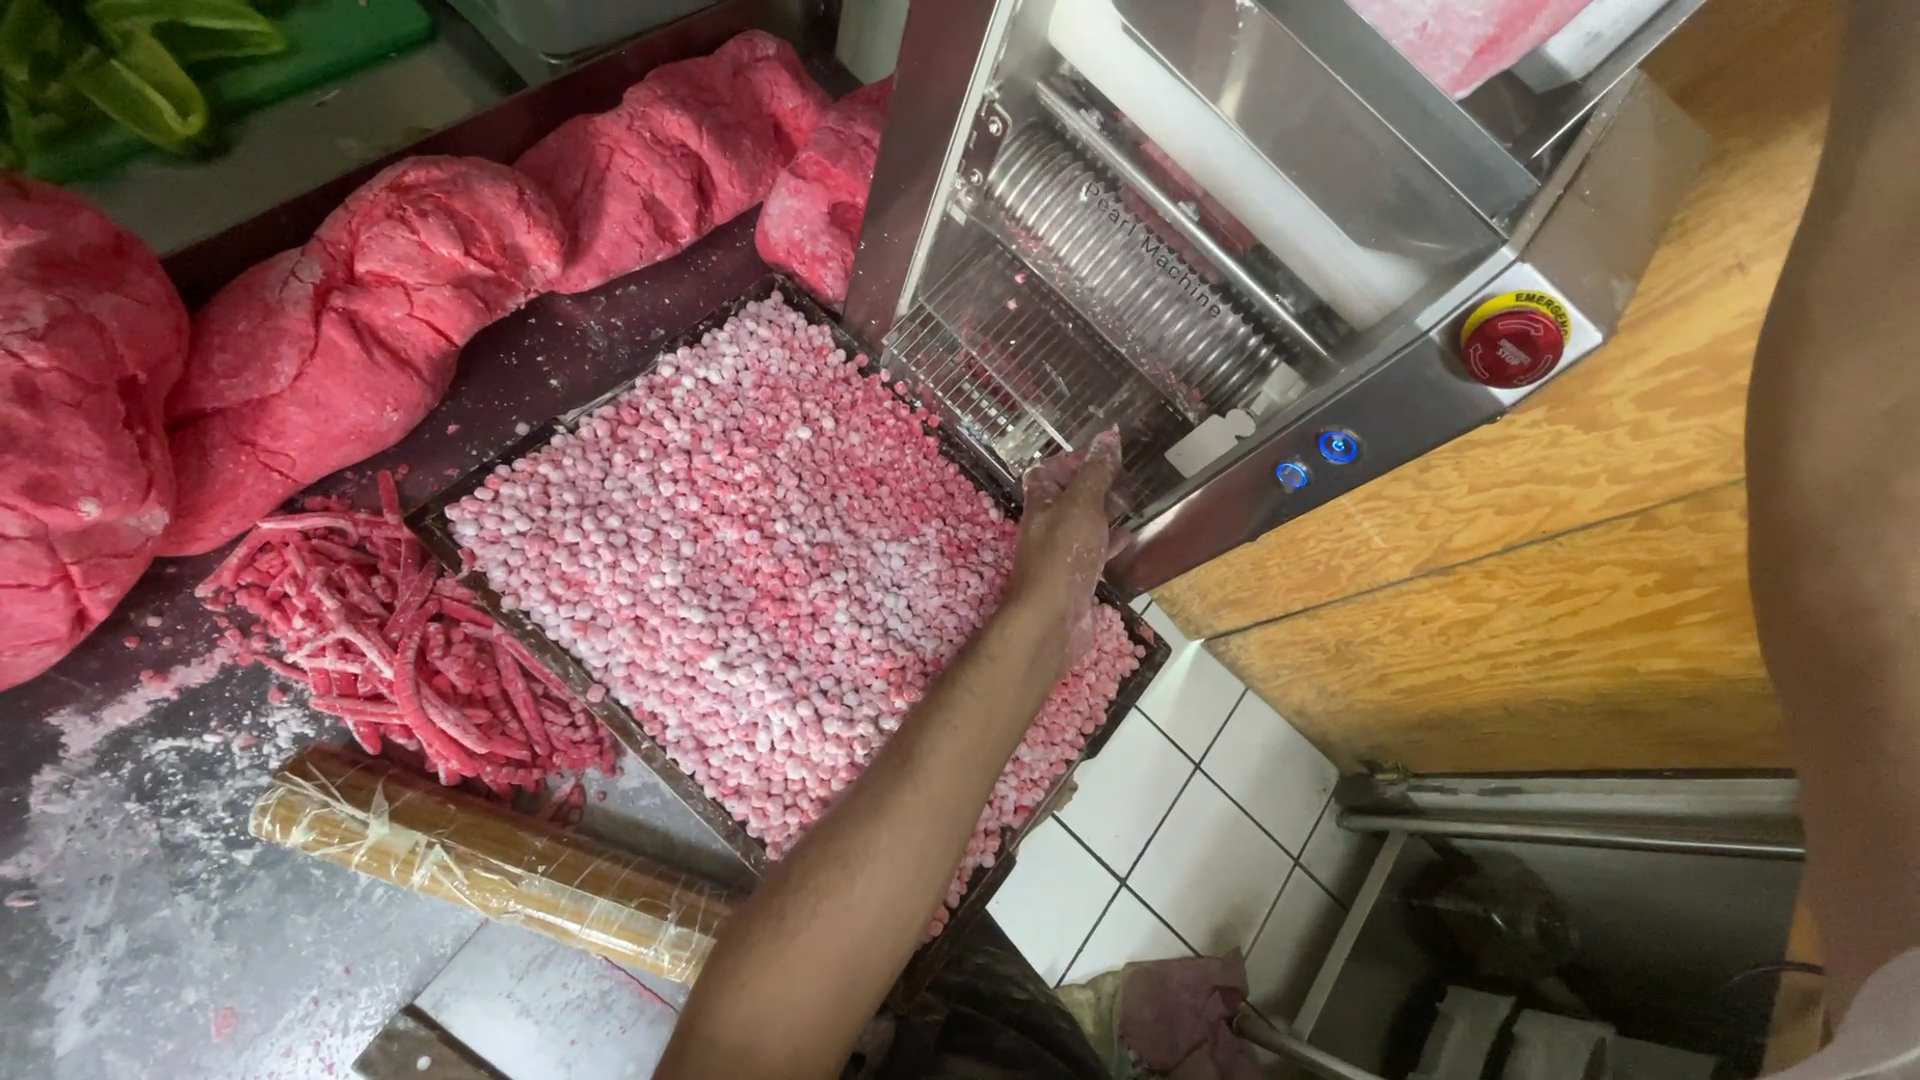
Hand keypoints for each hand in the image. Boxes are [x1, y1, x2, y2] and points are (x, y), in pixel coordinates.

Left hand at [1006, 427, 1126, 673]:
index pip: (1045, 473)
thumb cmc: (1062, 555)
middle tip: (1125, 476)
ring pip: (1083, 525)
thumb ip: (1096, 473)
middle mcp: (1047, 527)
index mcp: (1041, 504)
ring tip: (1133, 500)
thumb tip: (1108, 436)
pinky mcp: (1077, 578)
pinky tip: (1131, 537)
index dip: (1068, 461)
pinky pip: (1095, 552)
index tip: (1101, 454)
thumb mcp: (1081, 505)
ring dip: (1105, 513)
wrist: (1052, 619)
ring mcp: (1062, 554)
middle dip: (1093, 485)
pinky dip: (1111, 541)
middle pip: (1067, 498)